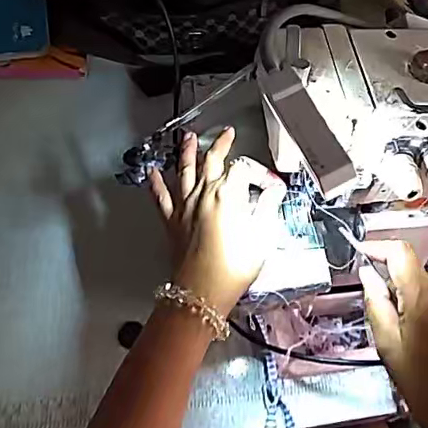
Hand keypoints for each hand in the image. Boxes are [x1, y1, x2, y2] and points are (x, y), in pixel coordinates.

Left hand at [145, 126, 287, 312]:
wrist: (203, 292)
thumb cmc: (234, 267)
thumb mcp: (262, 235)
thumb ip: (268, 207)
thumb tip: (274, 190)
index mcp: (228, 195)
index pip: (243, 169)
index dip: (258, 172)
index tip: (269, 184)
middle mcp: (204, 194)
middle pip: (212, 161)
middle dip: (220, 145)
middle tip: (226, 134)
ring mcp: (185, 206)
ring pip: (185, 171)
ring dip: (188, 152)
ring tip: (189, 138)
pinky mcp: (171, 221)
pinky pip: (161, 197)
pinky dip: (156, 183)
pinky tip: (153, 172)